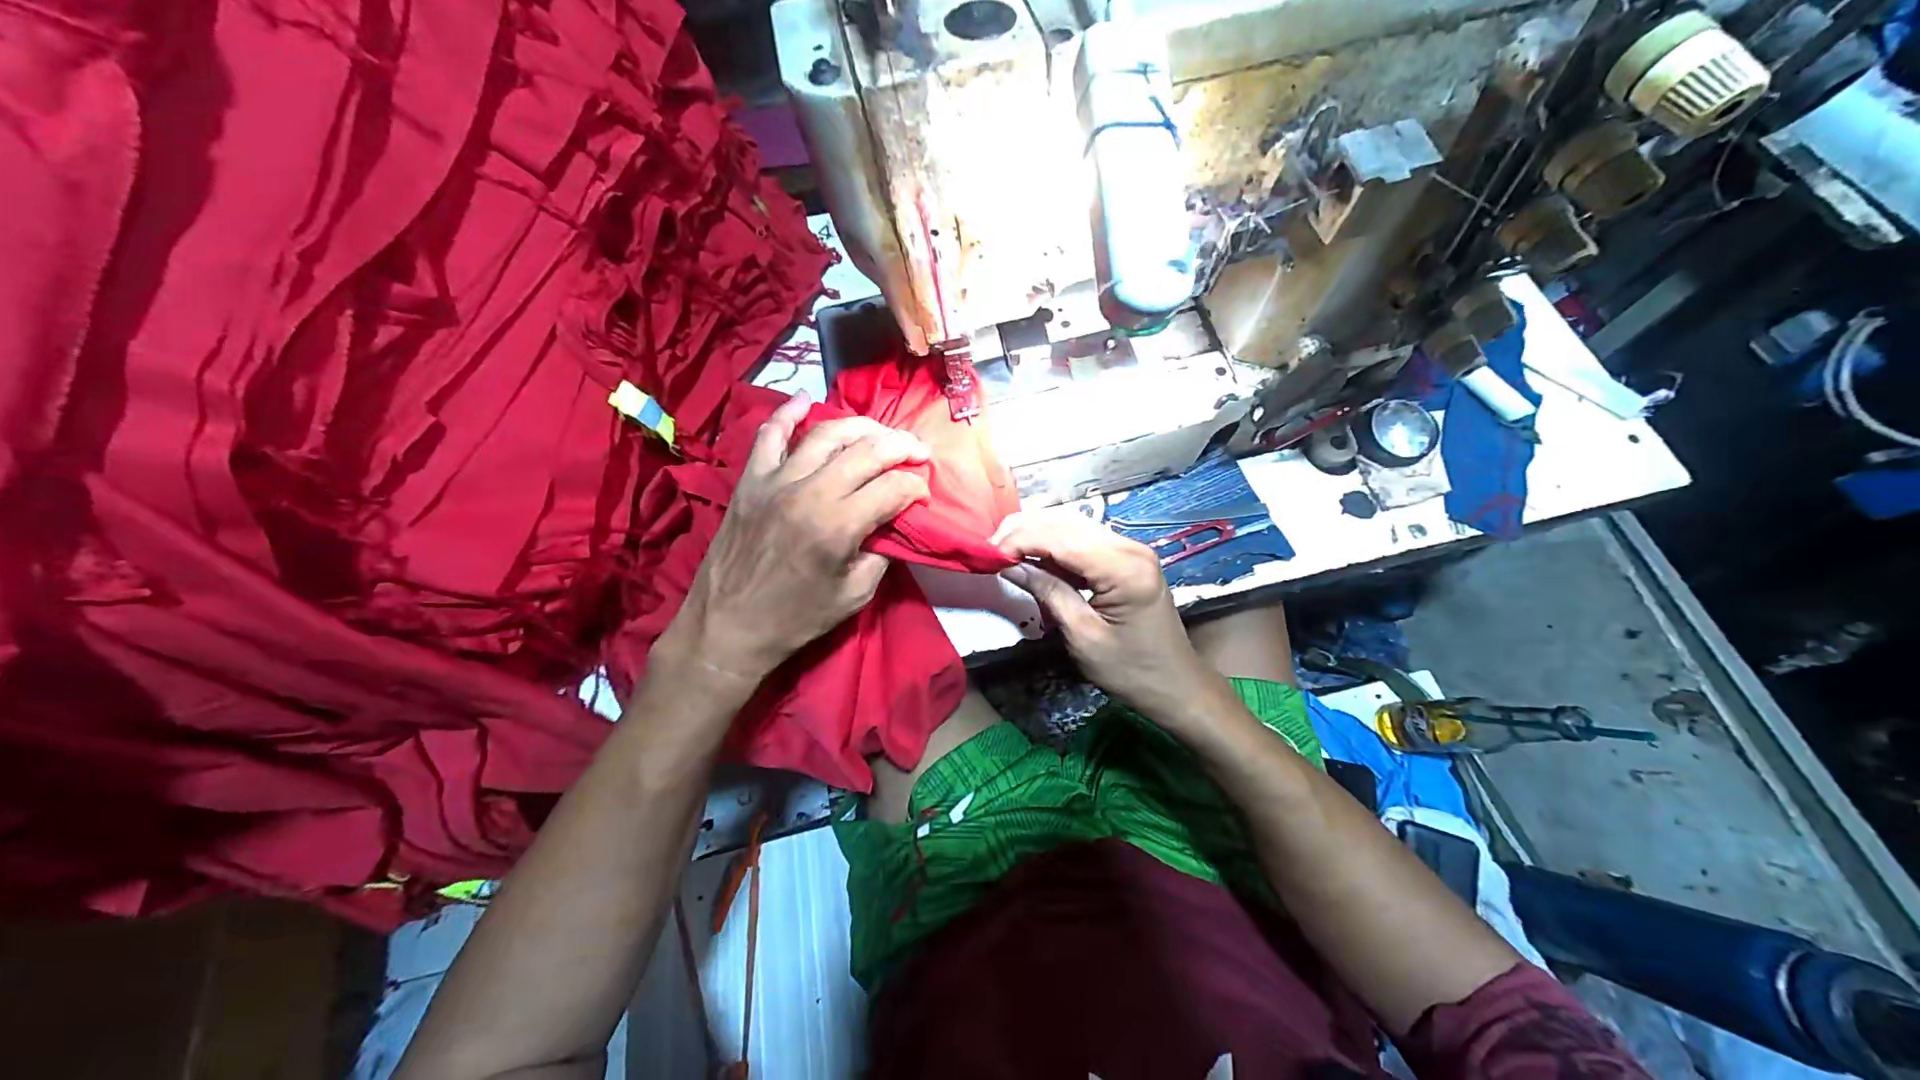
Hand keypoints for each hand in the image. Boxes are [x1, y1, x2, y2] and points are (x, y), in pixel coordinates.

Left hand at [658, 392, 930, 688]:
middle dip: (902, 446)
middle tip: (919, 451)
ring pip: (826, 434)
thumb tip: (894, 521)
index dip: (917, 486)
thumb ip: (881, 553)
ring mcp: (776, 480)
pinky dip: (788, 413)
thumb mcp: (855, 595)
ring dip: (861, 427)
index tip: (923, 494)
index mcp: (838, 526)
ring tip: (880, 433)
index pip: (893, 487)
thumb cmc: (796, 618)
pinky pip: (770, 435)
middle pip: (867, 450)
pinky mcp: (751, 480)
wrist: (729, 626)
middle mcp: (809, 492)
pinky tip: (805, 399)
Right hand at [993, 510, 1223, 723]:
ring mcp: (1131, 549)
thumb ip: (1048, 593)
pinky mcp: (1128, 557)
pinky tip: (1034, 556)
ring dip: (1037, 533)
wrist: (1176, 685)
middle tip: (990, 549)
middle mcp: (1129, 547)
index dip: (1019, 540)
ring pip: (1073, 524)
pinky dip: (1055, 544)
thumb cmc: (1130, 671)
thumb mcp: (1082, 636)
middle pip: (1066, 522)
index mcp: (1123, 568)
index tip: (987, 554)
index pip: (1060, 537)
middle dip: (1024, 530)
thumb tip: (1010, 564)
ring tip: (1005, 550)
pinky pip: (1085, 539)